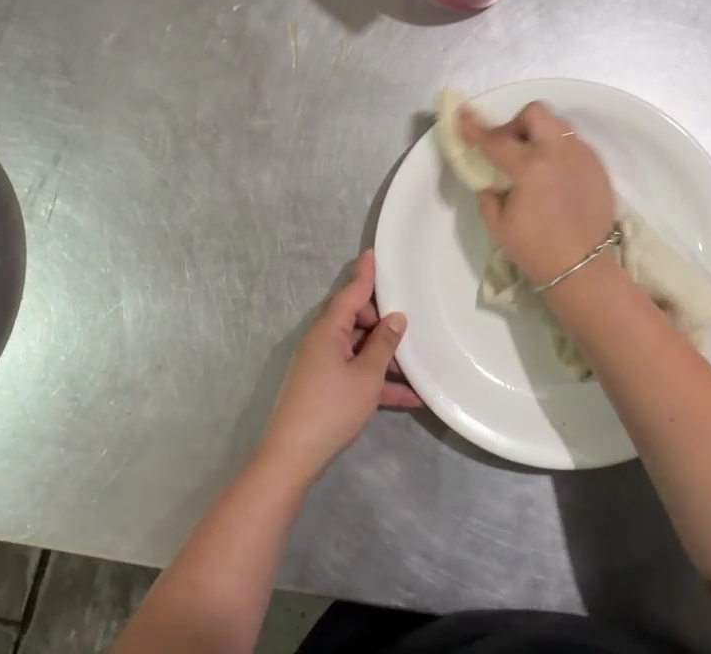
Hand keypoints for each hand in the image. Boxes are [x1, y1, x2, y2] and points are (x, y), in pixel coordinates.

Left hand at [258, 252, 421, 479]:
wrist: (293, 456)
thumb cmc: (331, 408)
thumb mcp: (366, 376)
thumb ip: (383, 345)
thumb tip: (395, 319)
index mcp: (327, 331)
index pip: (350, 294)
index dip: (365, 275)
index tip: (372, 253)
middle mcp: (322, 343)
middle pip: (356, 321)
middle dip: (382, 324)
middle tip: (408, 330)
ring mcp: (322, 367)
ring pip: (359, 350)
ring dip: (385, 357)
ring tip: (417, 366)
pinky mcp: (325, 389)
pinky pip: (356, 375)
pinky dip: (378, 382)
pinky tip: (410, 398)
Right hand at [461, 102, 616, 285]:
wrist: (583, 267)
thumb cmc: (535, 249)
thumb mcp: (497, 223)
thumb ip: (488, 191)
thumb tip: (490, 175)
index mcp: (530, 167)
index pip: (495, 139)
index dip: (474, 127)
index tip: (461, 114)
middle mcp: (558, 152)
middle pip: (534, 113)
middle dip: (516, 123)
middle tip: (508, 146)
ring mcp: (582, 156)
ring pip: (557, 125)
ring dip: (539, 135)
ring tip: (533, 162)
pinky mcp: (598, 165)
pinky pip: (574, 144)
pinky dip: (558, 151)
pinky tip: (554, 176)